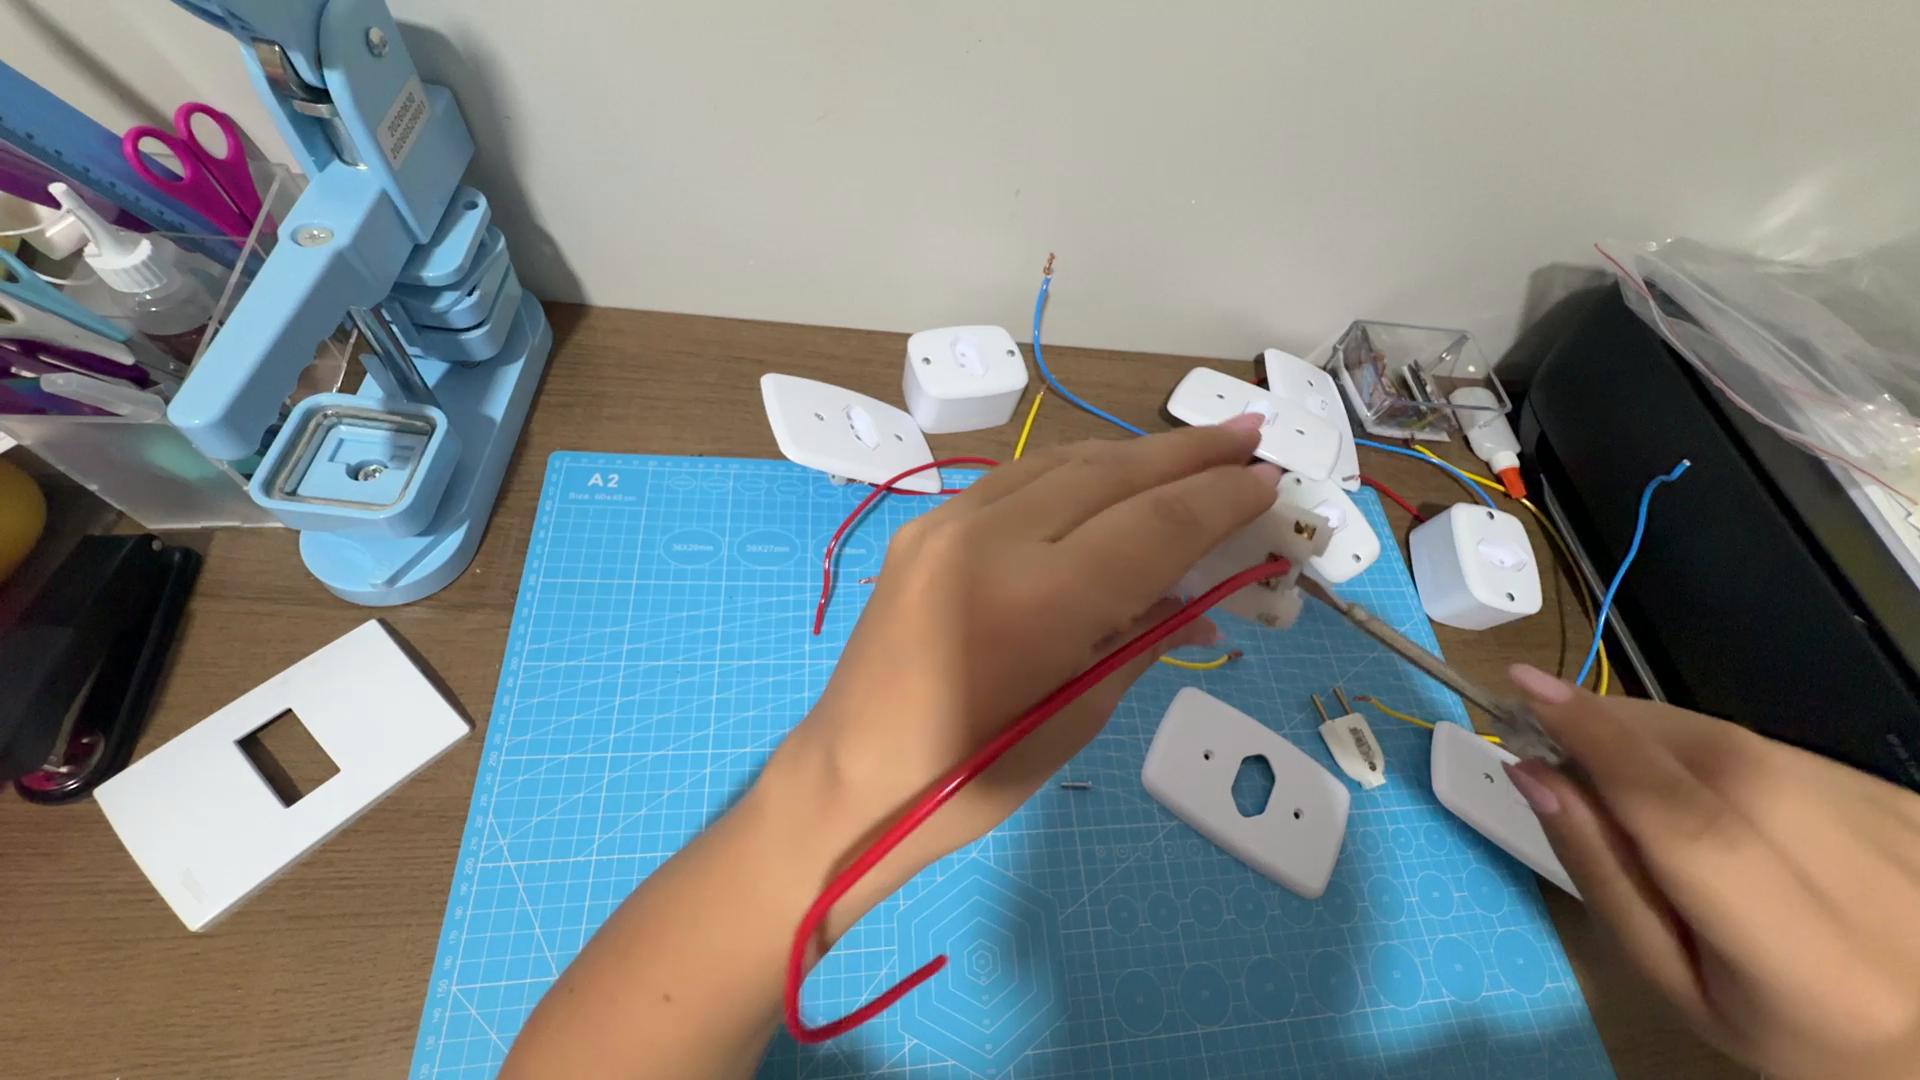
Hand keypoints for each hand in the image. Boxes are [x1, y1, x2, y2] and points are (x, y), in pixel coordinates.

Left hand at [762, 418, 1279, 935]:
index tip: (1269, 480)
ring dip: (1132, 453)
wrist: (854, 774)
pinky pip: (1015, 482)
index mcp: (1037, 599)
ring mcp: (947, 524)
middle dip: (1187, 454)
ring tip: (1191, 449)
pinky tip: (1107, 477)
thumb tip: (1202, 598)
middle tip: (1249, 435)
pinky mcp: (924, 527)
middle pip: (1110, 473)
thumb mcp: (1079, 714)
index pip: (1154, 524)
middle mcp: (990, 538)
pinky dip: (1073, 473)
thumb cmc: (974, 774)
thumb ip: (1141, 636)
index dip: (1219, 499)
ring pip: (1061, 463)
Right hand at [1503, 665, 1919, 1079]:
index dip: (1603, 745)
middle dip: (1617, 728)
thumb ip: (1600, 873)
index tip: (1528, 685)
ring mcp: (1911, 840)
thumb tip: (1534, 773)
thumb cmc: (1769, 1020)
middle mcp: (1884, 894)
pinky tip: (1709, 794)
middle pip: (1721, 766)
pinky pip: (1777, 749)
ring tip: (1631, 777)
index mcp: (1813, 971)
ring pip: (1744, 745)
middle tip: (1555, 732)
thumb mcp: (1667, 976)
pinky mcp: (1913, 803)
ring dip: (1659, 738)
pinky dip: (1711, 754)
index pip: (1690, 827)